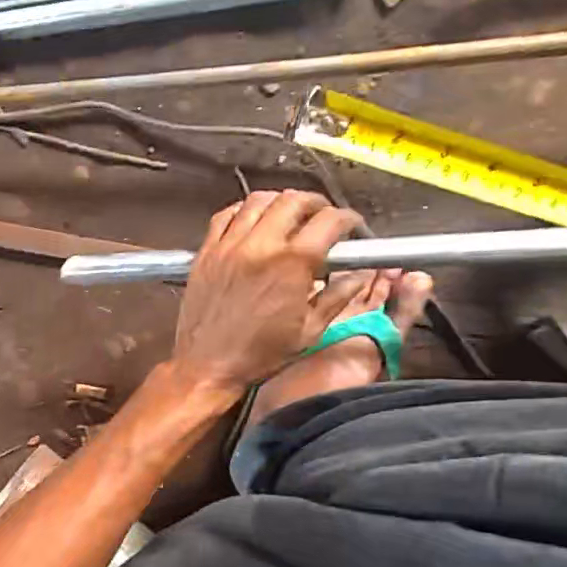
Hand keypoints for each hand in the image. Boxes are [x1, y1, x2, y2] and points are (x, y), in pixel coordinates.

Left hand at [169, 190, 367, 396]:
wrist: (208, 366)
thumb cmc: (258, 355)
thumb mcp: (308, 332)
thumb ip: (337, 297)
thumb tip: (359, 276)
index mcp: (292, 264)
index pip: (329, 221)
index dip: (348, 219)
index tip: (351, 225)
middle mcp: (261, 246)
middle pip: (294, 200)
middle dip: (316, 203)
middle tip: (323, 216)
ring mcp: (230, 246)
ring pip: (258, 200)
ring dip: (280, 201)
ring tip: (289, 213)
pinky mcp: (207, 252)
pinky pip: (225, 215)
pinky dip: (243, 210)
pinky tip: (252, 220)